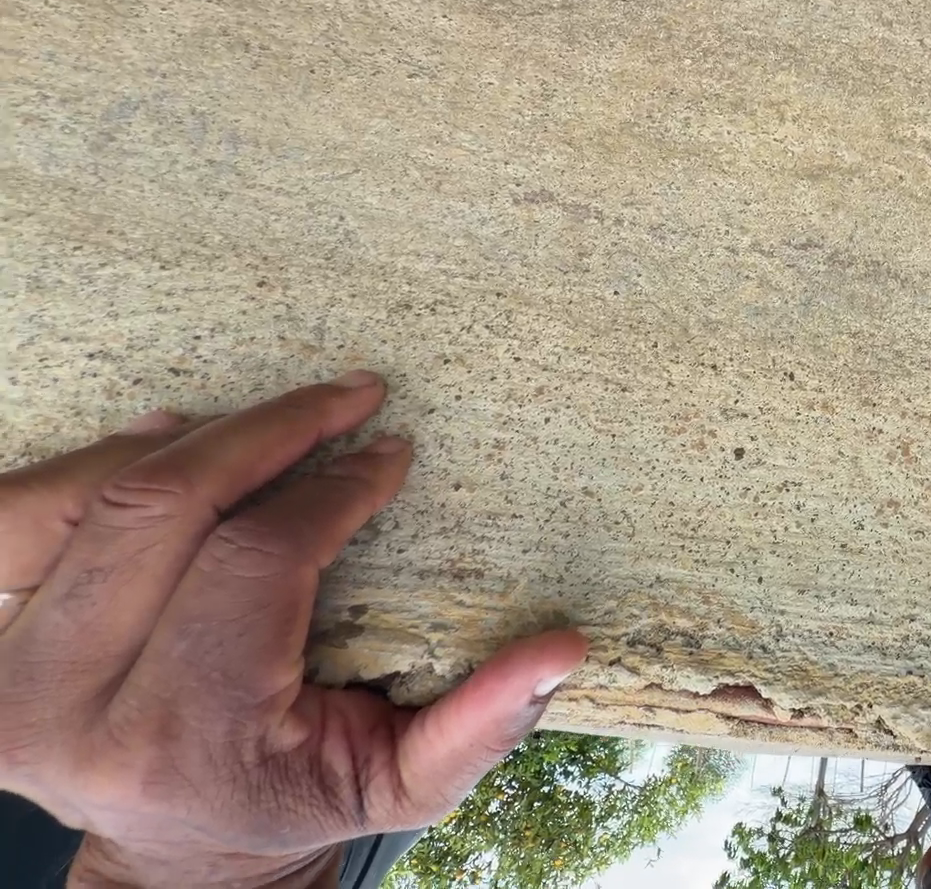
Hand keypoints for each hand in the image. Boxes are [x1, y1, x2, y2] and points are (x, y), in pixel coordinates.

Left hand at [0, 373, 588, 888]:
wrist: (187, 852)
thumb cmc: (311, 798)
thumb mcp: (416, 779)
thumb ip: (487, 720)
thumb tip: (566, 650)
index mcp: (188, 730)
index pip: (257, 561)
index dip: (336, 489)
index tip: (396, 453)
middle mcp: (64, 706)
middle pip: (157, 511)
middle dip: (271, 431)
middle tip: (354, 397)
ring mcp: (3, 676)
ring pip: (68, 502)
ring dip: (190, 439)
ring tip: (282, 416)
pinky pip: (8, 522)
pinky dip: (96, 463)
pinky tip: (173, 436)